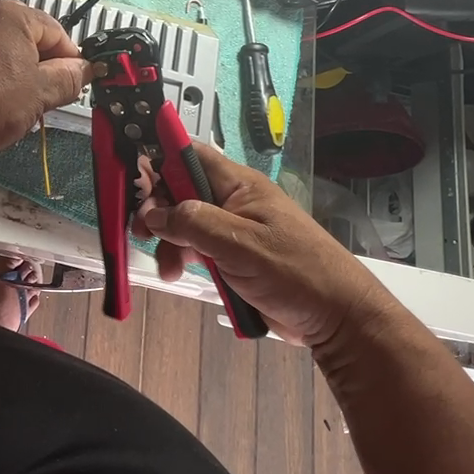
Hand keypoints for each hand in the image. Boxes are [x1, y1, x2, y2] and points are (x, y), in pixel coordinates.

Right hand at [137, 142, 394, 349]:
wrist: (339, 321)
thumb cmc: (297, 273)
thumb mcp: (239, 244)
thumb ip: (193, 223)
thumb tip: (154, 214)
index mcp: (239, 185)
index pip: (189, 153)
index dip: (158, 156)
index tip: (133, 178)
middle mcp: (233, 201)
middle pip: (179, 190)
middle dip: (157, 209)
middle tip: (142, 230)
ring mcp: (232, 229)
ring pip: (184, 223)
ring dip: (169, 241)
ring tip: (168, 267)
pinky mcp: (233, 256)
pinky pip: (197, 248)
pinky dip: (183, 258)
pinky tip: (179, 272)